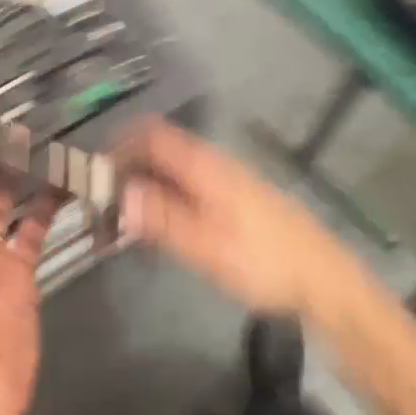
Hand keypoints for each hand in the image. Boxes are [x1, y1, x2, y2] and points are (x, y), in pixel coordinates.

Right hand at [116, 120, 368, 316]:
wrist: (324, 279)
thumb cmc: (266, 263)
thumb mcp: (209, 248)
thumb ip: (164, 220)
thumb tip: (121, 193)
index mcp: (208, 169)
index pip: (154, 135)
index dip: (120, 143)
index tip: (91, 168)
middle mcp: (218, 165)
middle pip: (163, 149)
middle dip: (128, 167)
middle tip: (100, 199)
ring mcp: (231, 180)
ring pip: (177, 168)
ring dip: (147, 183)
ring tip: (122, 215)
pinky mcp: (239, 199)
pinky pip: (191, 184)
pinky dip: (167, 195)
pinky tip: (161, 224)